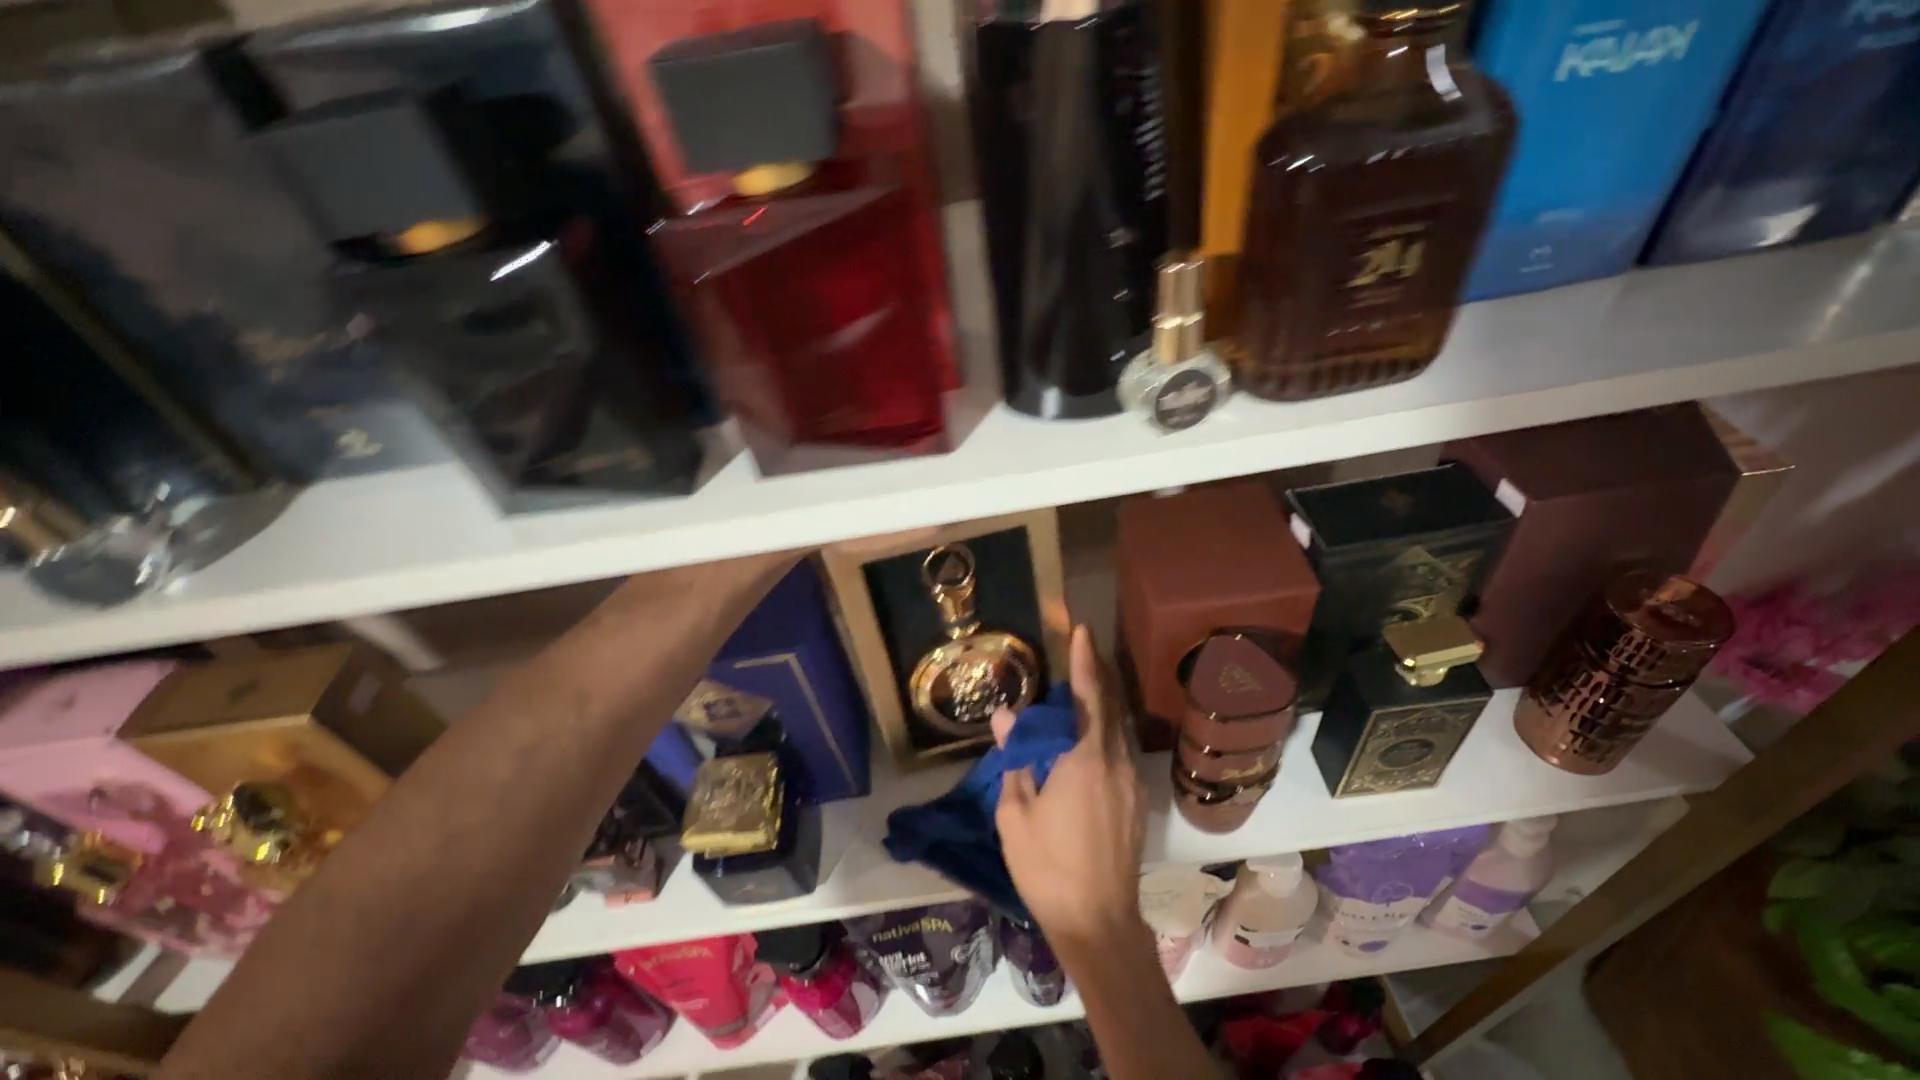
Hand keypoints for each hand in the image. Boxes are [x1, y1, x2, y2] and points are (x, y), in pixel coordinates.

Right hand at [996, 625, 1147, 949]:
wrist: (1098, 921)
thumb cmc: (1047, 868)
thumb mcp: (1015, 813)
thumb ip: (1015, 759)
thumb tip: (1007, 717)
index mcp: (1085, 759)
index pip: (1087, 695)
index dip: (1084, 660)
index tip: (1081, 628)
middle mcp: (1116, 762)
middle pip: (1109, 706)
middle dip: (1095, 676)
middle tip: (1080, 652)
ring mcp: (1131, 783)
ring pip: (1116, 730)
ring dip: (1098, 707)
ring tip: (1074, 696)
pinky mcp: (1135, 802)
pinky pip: (1118, 753)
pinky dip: (1101, 735)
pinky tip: (1082, 744)